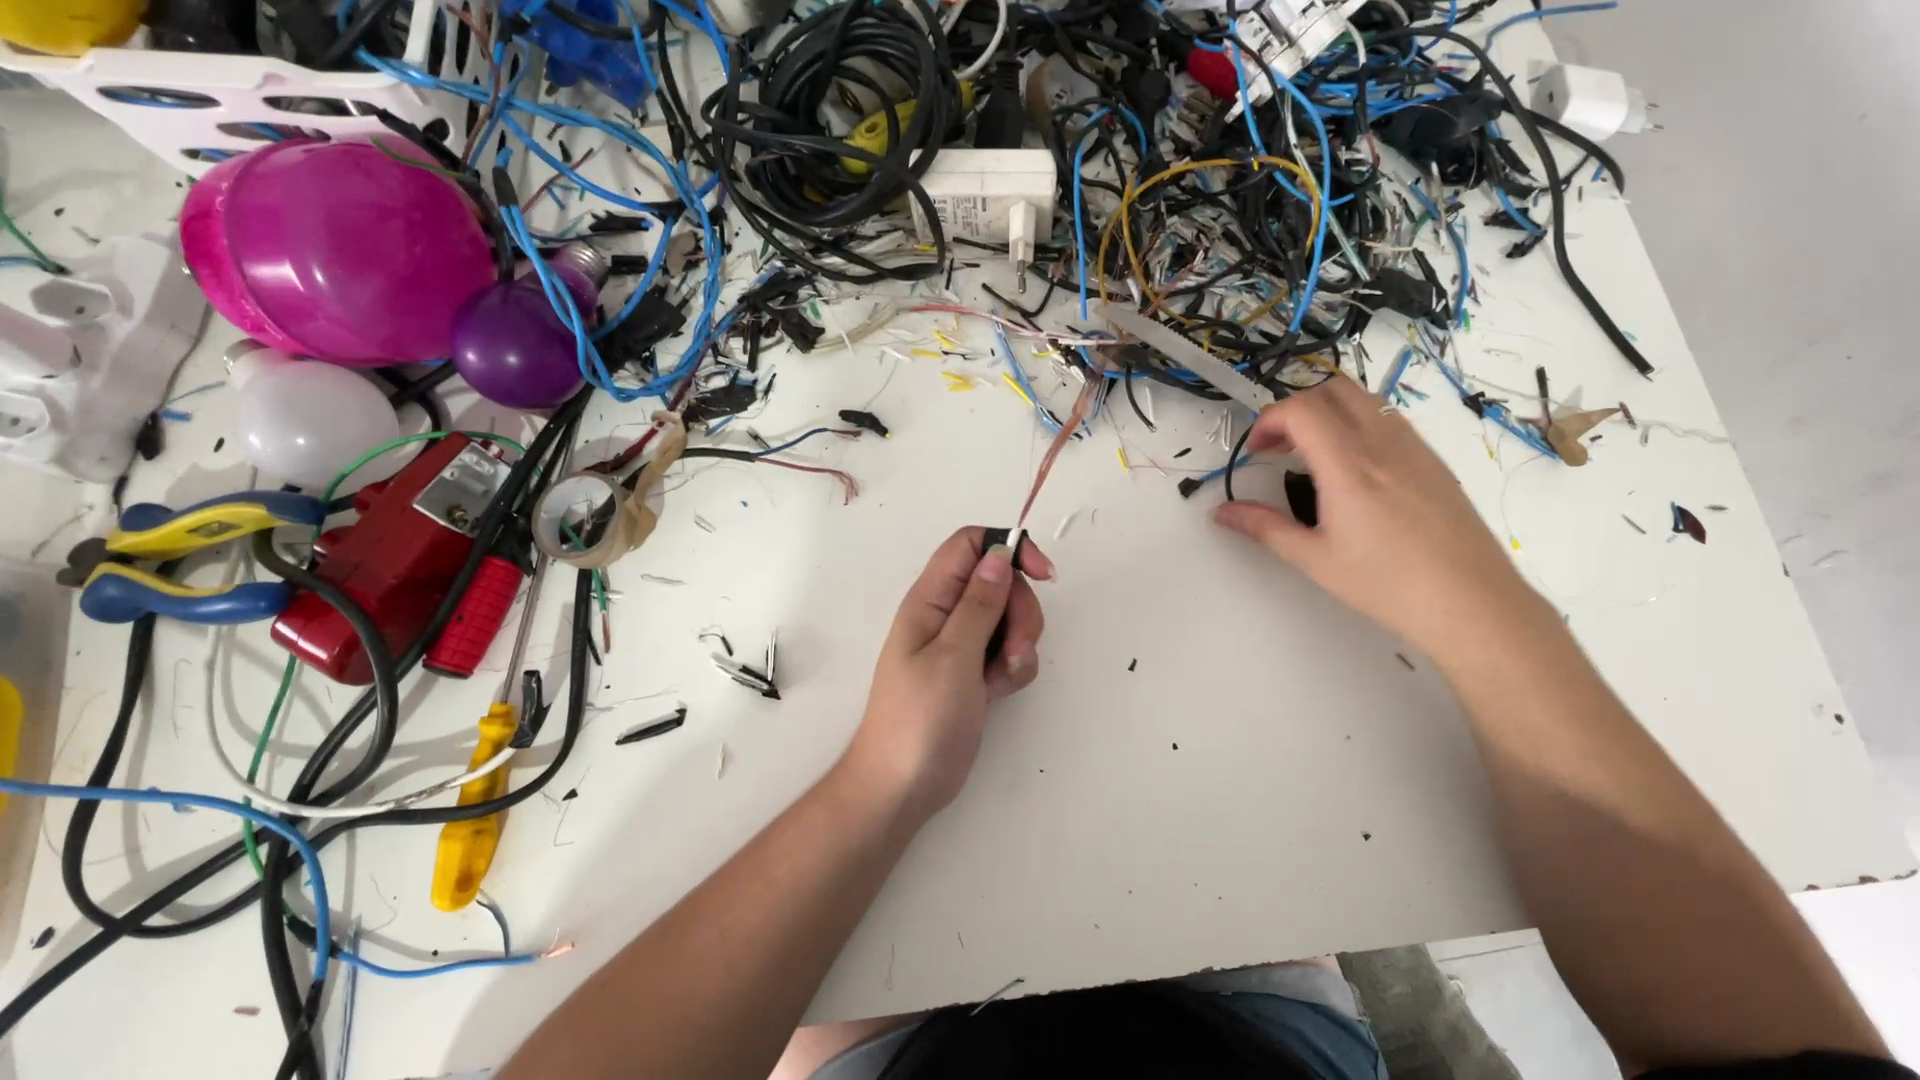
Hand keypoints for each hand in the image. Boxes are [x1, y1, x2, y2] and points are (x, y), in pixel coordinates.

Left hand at [842, 528, 1052, 821]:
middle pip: (1000, 582)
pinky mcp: (974, 673)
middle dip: (1021, 612)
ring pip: (1010, 618)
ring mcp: (961, 645)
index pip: (970, 544)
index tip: (1043, 575)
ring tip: (1002, 678)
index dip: (1009, 548)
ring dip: (1020, 644)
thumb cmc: (919, 718)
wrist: (903, 784)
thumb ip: (979, 603)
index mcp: (930, 599)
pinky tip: (998, 692)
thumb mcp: (953, 655)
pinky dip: (1013, 669)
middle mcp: (946, 615)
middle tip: (1015, 650)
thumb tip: (999, 553)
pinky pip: (1008, 653)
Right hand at [1212, 376, 1549, 659]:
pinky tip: (1352, 468)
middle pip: (1332, 390)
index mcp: (1349, 466)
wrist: (1470, 602)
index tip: (1255, 452)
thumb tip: (1222, 513)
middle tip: (1278, 447)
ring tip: (1312, 454)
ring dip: (1328, 412)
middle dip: (1295, 408)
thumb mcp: (1315, 559)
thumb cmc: (1386, 585)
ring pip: (1364, 399)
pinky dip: (1357, 424)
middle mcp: (1383, 444)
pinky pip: (1389, 419)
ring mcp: (1414, 447)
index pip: (1301, 410)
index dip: (1268, 421)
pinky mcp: (1433, 460)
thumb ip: (1264, 527)